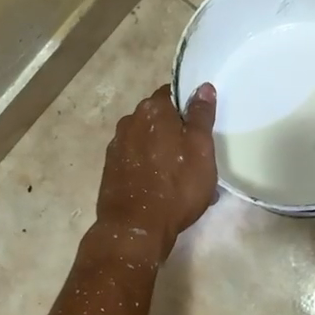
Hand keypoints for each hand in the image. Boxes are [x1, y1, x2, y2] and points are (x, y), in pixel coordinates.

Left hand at [92, 84, 218, 261]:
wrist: (135, 228)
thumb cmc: (176, 187)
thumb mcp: (201, 149)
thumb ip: (201, 116)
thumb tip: (202, 87)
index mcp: (152, 110)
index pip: (171, 93)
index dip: (188, 105)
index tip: (201, 124)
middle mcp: (130, 121)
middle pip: (157, 117)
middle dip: (175, 130)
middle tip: (196, 154)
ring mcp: (116, 146)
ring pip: (146, 140)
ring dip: (162, 150)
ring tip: (181, 175)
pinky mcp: (111, 169)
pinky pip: (136, 160)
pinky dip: (149, 167)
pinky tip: (161, 187)